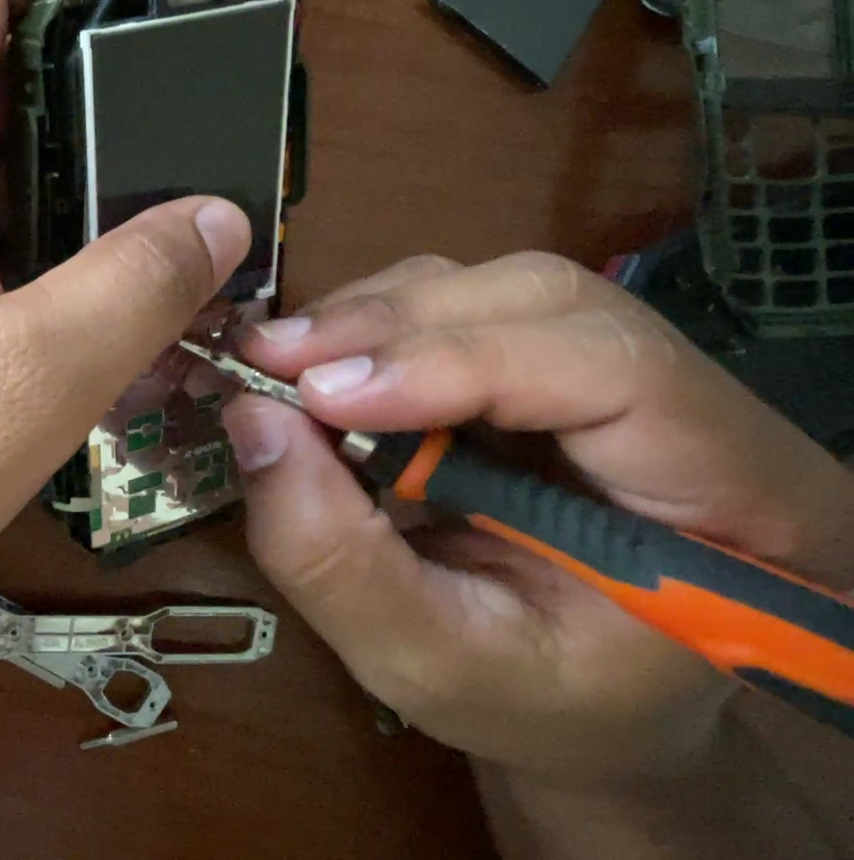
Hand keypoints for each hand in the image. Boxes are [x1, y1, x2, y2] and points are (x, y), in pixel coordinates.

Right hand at [222, 252, 853, 780]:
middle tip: (268, 361)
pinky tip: (314, 368)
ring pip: (488, 285)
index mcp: (734, 497)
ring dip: (367, 316)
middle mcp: (691, 402)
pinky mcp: (540, 356)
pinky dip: (364, 323)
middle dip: (391, 324)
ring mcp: (613, 365)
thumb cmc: (531, 700)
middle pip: (543, 300)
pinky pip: (449, 301)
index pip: (613, 372)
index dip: (455, 364)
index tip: (318, 396)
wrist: (582, 695)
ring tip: (278, 365)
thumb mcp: (424, 662)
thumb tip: (251, 420)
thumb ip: (334, 558)